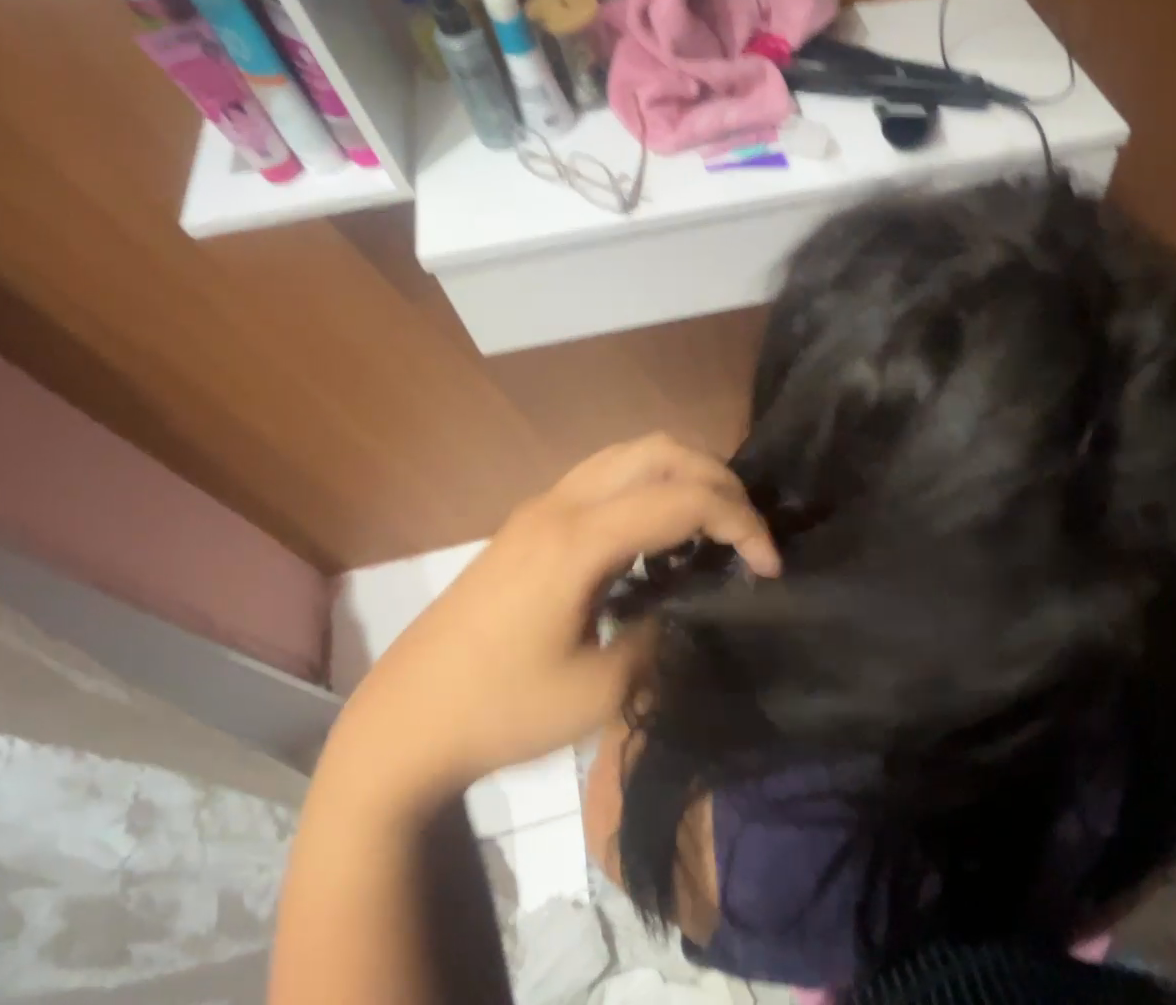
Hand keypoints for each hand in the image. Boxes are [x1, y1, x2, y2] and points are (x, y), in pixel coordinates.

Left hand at [335, 435, 781, 806]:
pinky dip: (651, 488)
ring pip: (630, 455)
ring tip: (714, 529)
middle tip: (748, 536)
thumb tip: (696, 602)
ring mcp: (540, 509)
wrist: (404, 724)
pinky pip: (605, 478)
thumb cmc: (503, 711)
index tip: (770, 571)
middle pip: (661, 451)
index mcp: (579, 541)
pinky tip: (660, 541)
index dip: (743, 525)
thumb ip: (665, 633)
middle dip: (720, 482)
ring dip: (684, 477)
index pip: (686, 500)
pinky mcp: (529, 525)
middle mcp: (561, 505)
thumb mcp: (604, 690)